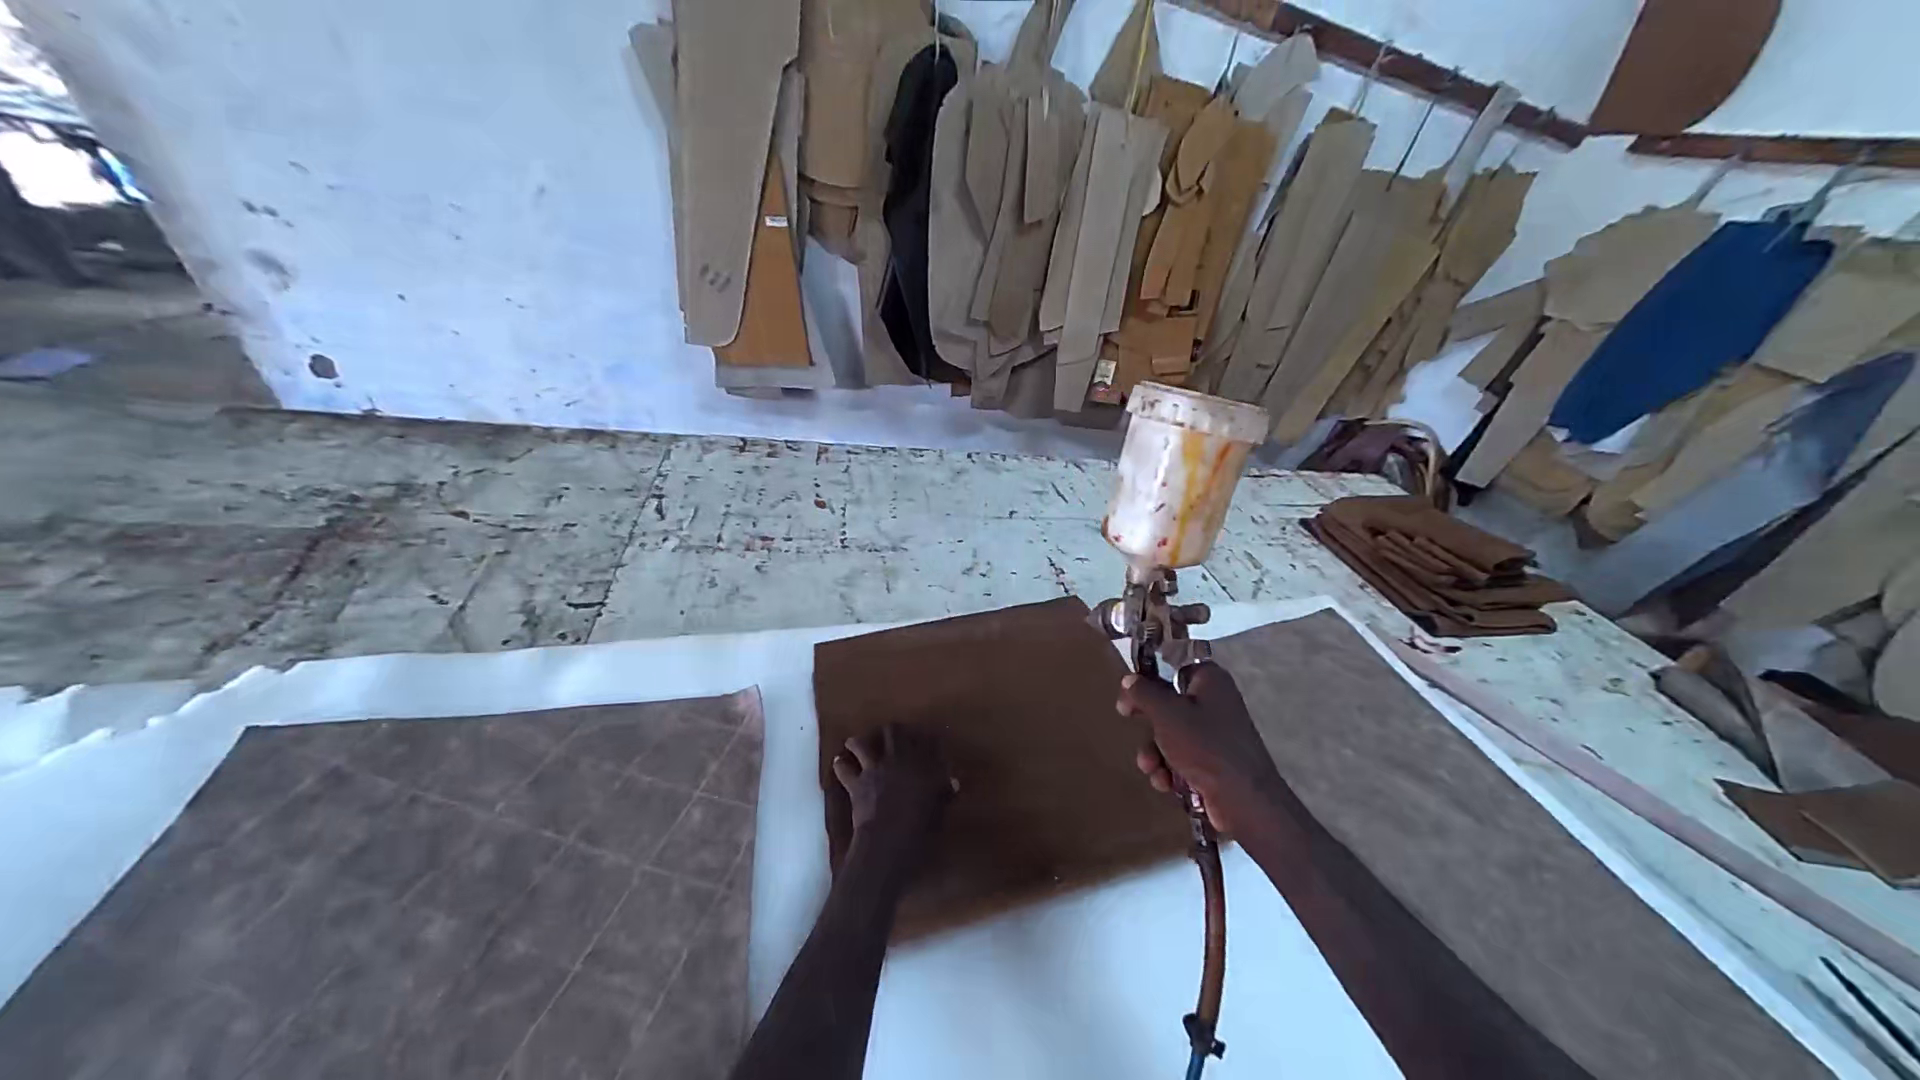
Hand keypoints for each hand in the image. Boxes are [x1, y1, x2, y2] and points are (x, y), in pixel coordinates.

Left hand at [832, 723, 956, 869]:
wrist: (892, 838)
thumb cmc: (923, 825)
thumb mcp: (940, 807)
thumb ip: (945, 792)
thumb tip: (953, 782)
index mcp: (923, 763)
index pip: (926, 740)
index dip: (925, 735)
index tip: (926, 734)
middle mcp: (898, 759)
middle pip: (893, 732)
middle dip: (892, 730)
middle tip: (892, 732)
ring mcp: (874, 769)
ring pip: (862, 744)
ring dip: (858, 742)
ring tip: (855, 742)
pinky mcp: (857, 783)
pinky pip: (844, 769)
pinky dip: (841, 766)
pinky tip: (839, 762)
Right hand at [1117, 663, 1284, 834]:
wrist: (1244, 801)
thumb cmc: (1205, 747)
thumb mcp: (1166, 714)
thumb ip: (1144, 693)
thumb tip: (1129, 680)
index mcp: (1210, 681)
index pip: (1173, 666)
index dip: (1149, 676)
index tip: (1129, 690)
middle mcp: (1215, 703)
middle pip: (1169, 703)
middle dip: (1148, 722)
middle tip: (1129, 720)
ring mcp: (1216, 735)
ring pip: (1171, 734)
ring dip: (1155, 752)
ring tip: (1151, 767)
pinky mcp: (1214, 763)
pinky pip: (1181, 758)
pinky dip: (1170, 769)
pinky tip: (1166, 783)